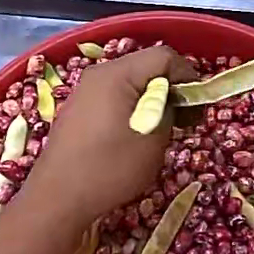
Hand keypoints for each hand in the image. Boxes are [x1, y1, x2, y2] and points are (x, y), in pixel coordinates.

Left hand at [25, 45, 195, 224]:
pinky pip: (112, 97)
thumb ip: (168, 111)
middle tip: (184, 120)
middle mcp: (98, 74)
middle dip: (170, 88)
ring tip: (161, 130)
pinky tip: (134, 135)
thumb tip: (170, 101)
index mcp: (117, 74)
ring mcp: (84, 91)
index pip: (164, 56)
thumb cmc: (109, 168)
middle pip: (145, 66)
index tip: (197, 106)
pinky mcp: (77, 110)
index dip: (188, 76)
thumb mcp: (153, 140)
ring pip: (129, 82)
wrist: (57, 198)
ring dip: (150, 100)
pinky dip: (131, 108)